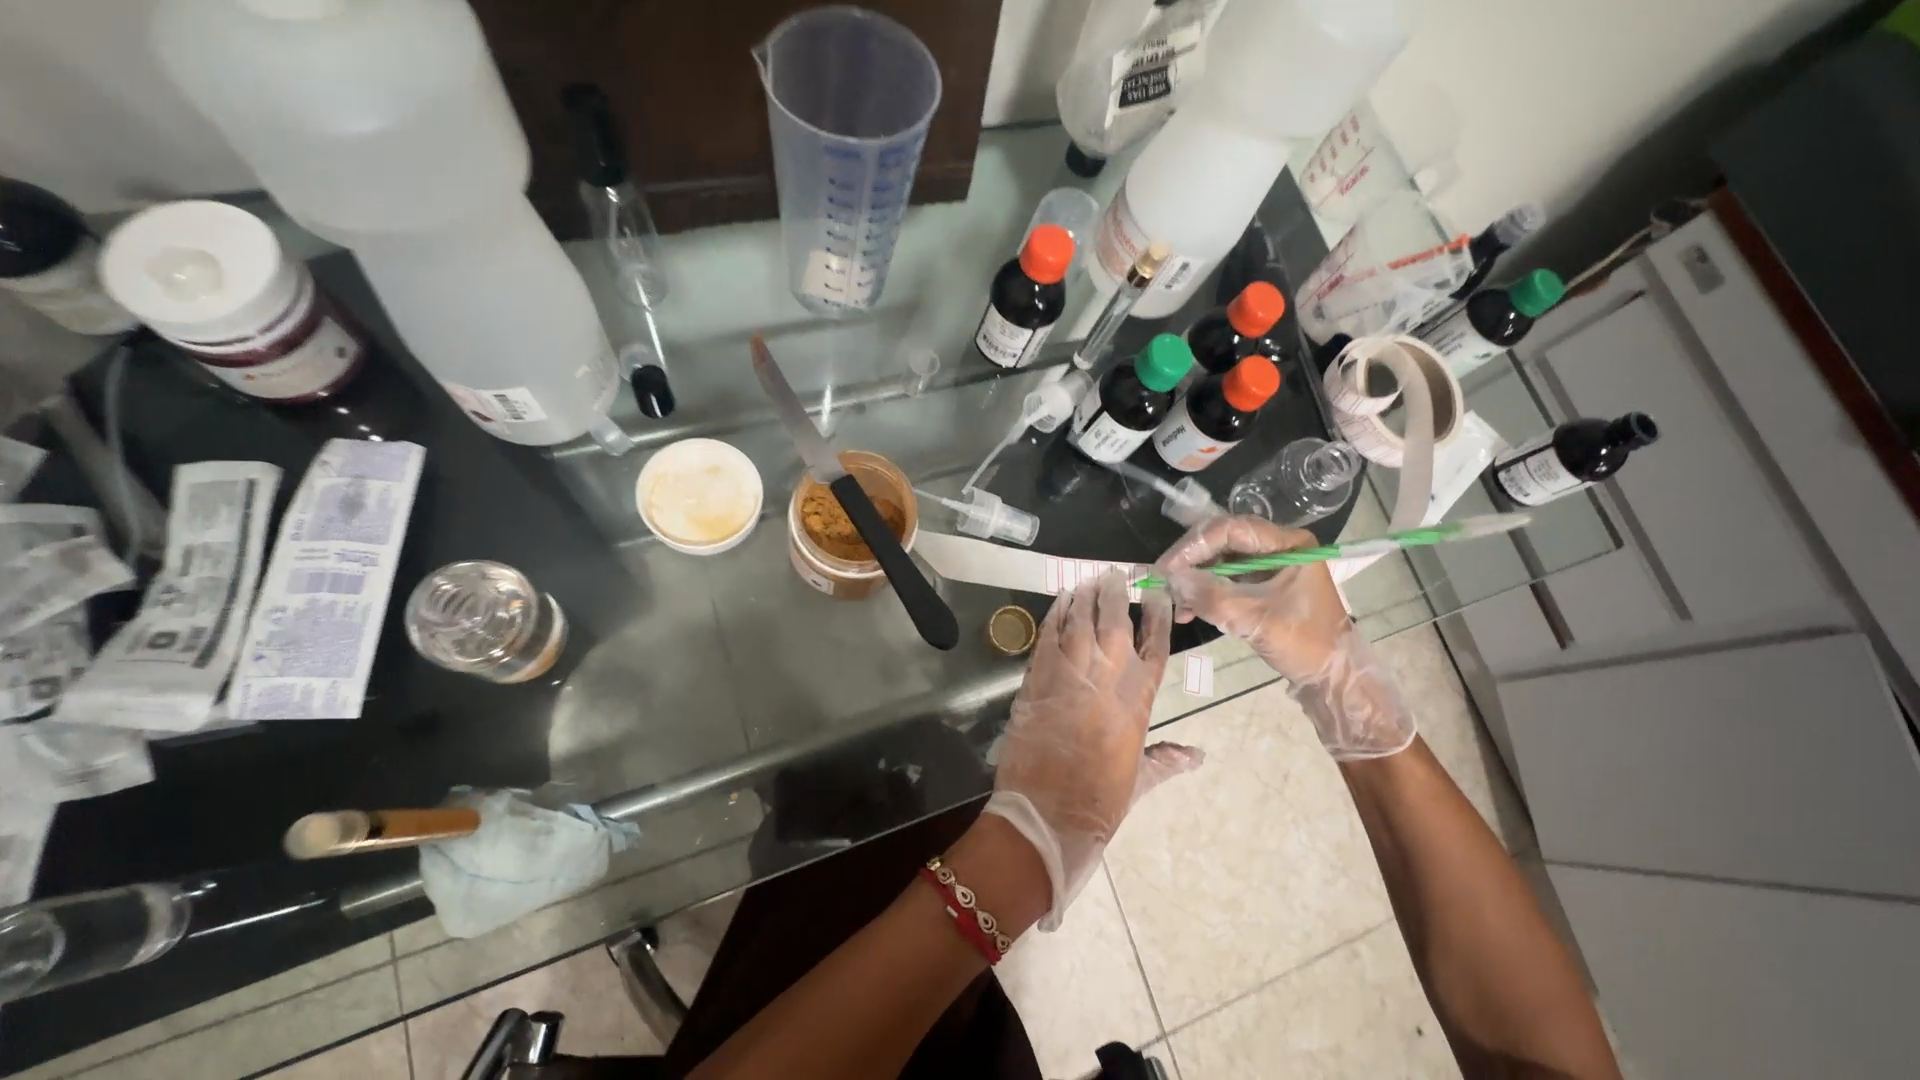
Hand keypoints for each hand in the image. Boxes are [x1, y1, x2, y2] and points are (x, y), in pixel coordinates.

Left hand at [983, 573, 1201, 929]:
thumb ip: (1166, 760)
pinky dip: (1052, 618)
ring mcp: (1069, 677)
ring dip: (1083, 599)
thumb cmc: (1098, 804)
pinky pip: (1047, 639)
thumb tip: (1197, 756)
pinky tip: (1057, 604)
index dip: (1158, 615)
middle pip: (1115, 624)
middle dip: (1115, 595)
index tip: (1158, 592)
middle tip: (1114, 575)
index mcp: (1137, 703)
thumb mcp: (1139, 782)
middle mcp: (1106, 681)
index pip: (1155, 646)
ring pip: (1079, 624)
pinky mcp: (1035, 682)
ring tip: (1087, 580)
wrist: (1045, 817)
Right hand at [1156, 515, 1347, 680]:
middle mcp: (1278, 547)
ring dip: (1196, 579)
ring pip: (1221, 561)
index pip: (1232, 529)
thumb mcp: (1255, 620)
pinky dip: (1207, 593)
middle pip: (1224, 541)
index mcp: (1288, 544)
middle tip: (1165, 579)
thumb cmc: (1304, 644)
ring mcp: (1270, 566)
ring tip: (1176, 601)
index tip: (1169, 567)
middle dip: (1192, 560)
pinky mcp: (1262, 585)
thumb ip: (1213, 597)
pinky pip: (1227, 580)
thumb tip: (1172, 578)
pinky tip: (1188, 611)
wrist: (1332, 677)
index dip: (1195, 545)